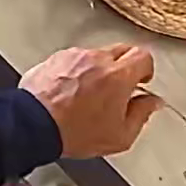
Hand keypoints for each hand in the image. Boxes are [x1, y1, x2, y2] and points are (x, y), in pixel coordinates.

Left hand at [19, 44, 162, 158]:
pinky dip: (78, 69)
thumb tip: (151, 102)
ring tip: (92, 93)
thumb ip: (141, 114)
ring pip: (96, 55)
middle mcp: (96, 59)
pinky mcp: (56, 57)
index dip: (146, 69)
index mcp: (117, 76)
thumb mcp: (120, 136)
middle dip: (126, 66)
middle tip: (121, 86)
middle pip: (122, 50)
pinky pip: (75, 58)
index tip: (142, 80)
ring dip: (100, 68)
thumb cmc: (74, 131)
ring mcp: (74, 56)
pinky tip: (73, 89)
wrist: (34, 124)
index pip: (143, 56)